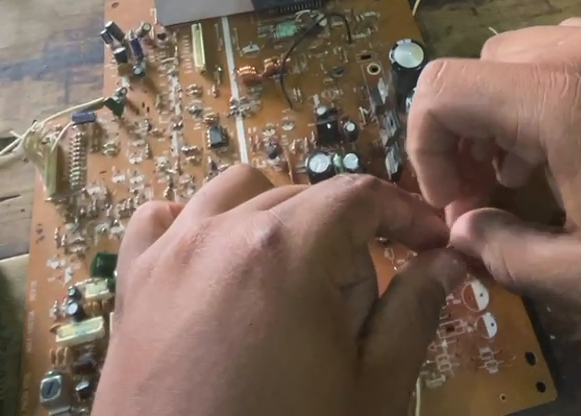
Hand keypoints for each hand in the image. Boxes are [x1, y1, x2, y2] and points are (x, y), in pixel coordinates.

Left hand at [92, 165, 468, 415]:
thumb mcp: (372, 389)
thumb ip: (413, 311)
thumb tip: (446, 259)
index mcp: (286, 248)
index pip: (359, 196)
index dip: (405, 212)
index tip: (432, 240)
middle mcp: (223, 230)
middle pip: (305, 198)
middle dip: (346, 237)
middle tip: (359, 310)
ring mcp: (171, 252)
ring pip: (238, 191)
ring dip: (277, 218)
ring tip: (293, 281)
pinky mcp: (134, 282)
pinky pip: (161, 219)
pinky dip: (193, 224)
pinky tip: (215, 264)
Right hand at [405, 18, 580, 354]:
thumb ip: (506, 251)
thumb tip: (461, 230)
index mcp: (559, 101)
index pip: (441, 87)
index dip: (425, 148)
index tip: (458, 204)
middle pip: (479, 66)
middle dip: (466, 128)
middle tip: (494, 194)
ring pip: (526, 54)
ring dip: (509, 108)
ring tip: (541, 173)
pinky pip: (575, 53)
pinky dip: (554, 92)